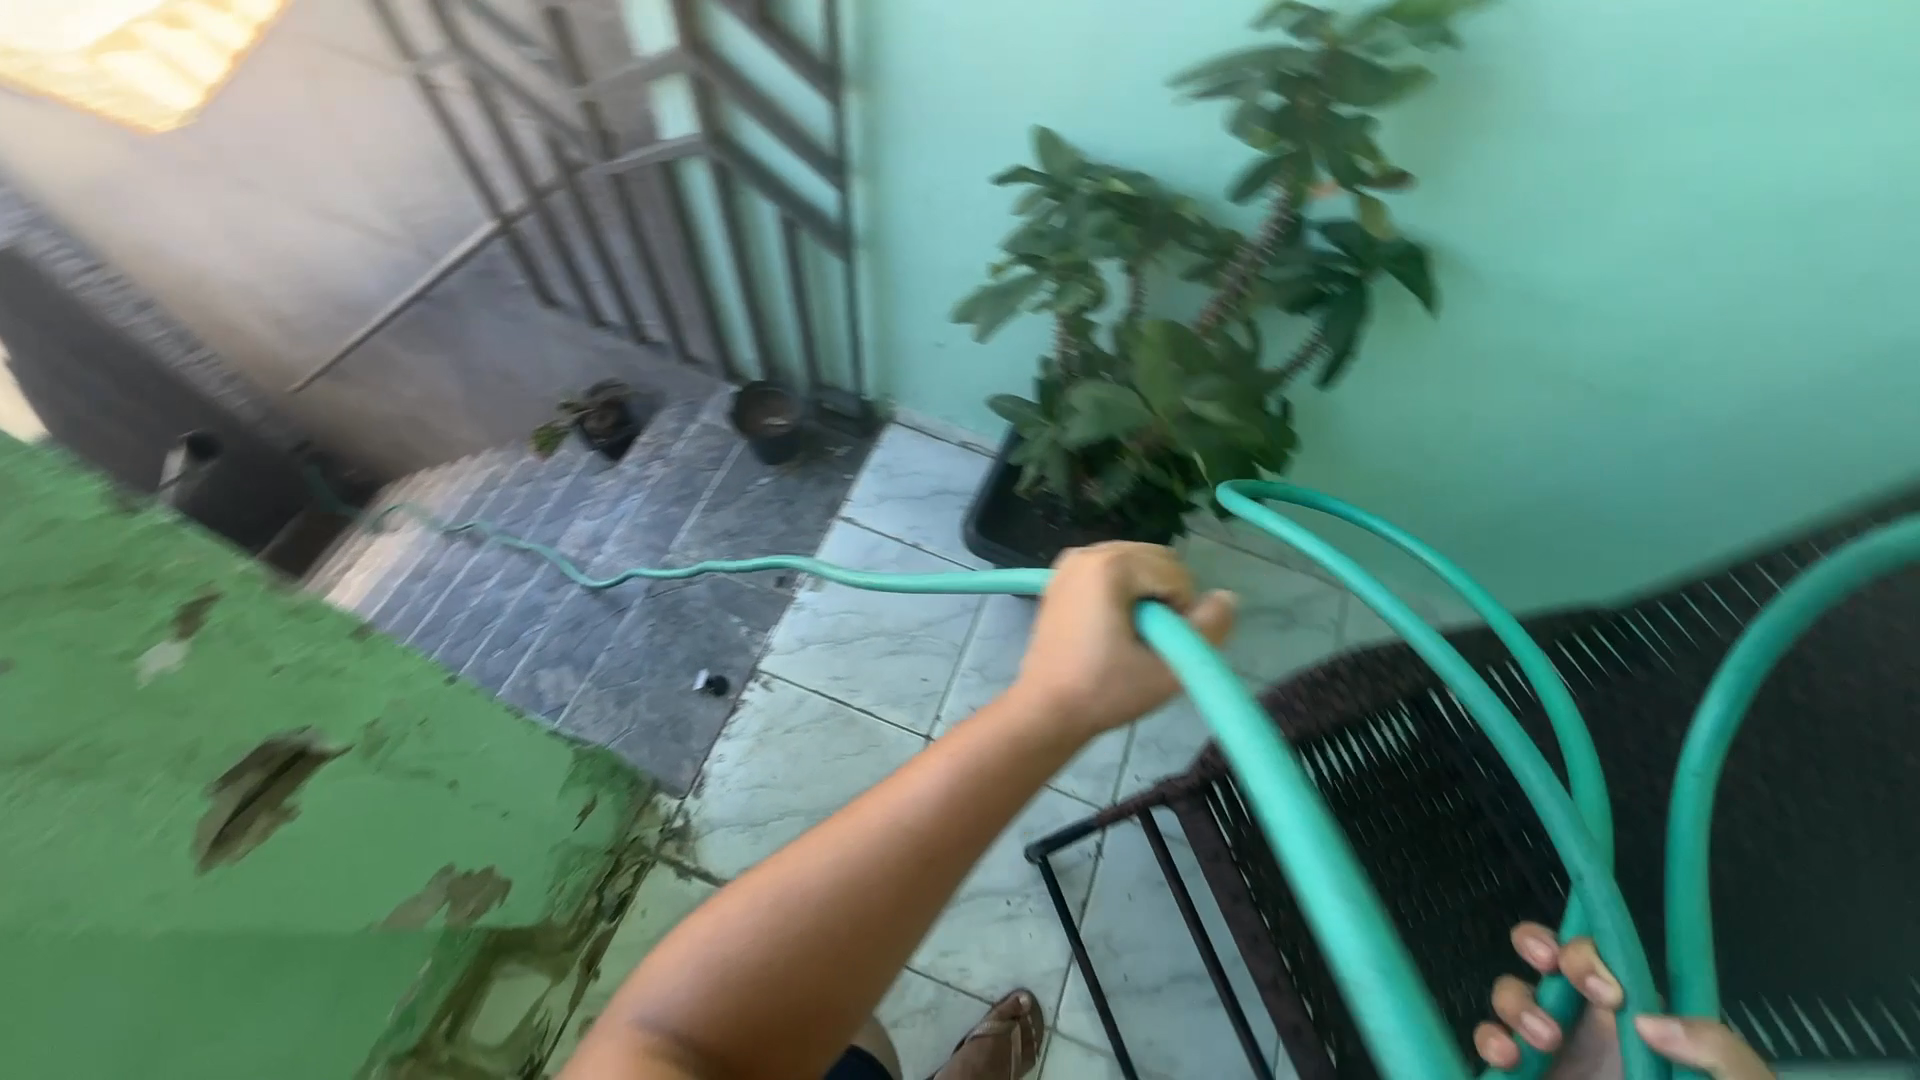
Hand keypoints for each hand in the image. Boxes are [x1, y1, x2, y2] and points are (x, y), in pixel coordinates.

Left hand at [1008, 542, 1235, 737]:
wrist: (1047, 710)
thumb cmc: (1105, 691)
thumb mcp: (1169, 669)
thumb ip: (1208, 630)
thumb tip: (1228, 597)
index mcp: (1111, 566)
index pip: (1178, 575)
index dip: (1181, 614)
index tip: (1156, 647)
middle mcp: (1088, 552)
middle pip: (1159, 560)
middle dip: (1165, 597)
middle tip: (1145, 641)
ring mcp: (1071, 562)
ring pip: (1138, 564)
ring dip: (1147, 594)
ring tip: (1128, 636)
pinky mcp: (1062, 576)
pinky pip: (1113, 571)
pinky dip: (1123, 592)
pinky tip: (1111, 627)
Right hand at [1476, 922, 1771, 1079]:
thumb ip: (1720, 1051)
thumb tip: (1647, 1021)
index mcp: (1633, 1014)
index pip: (1598, 956)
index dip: (1588, 954)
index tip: (1608, 993)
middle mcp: (1586, 1021)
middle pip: (1541, 954)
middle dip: (1534, 944)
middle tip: (1548, 967)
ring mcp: (1553, 1051)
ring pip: (1510, 996)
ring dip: (1516, 1003)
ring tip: (1544, 1039)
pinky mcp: (1527, 1077)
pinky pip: (1491, 1046)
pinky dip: (1489, 1042)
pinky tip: (1507, 1059)